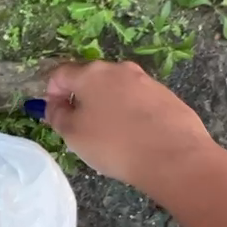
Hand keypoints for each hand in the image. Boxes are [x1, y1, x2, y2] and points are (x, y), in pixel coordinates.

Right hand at [43, 61, 221, 191]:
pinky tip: (135, 137)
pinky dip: (131, 114)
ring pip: (117, 90)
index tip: (54, 114)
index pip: (61, 74)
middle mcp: (119, 69)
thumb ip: (57, 115)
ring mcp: (146, 81)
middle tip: (80, 127)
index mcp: (91, 73)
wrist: (174, 157)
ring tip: (110, 135)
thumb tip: (55, 105)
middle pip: (91, 79)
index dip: (52, 93)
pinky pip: (139, 102)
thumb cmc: (113, 144)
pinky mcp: (167, 96)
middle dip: (81, 98)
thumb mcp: (73, 134)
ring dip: (108, 106)